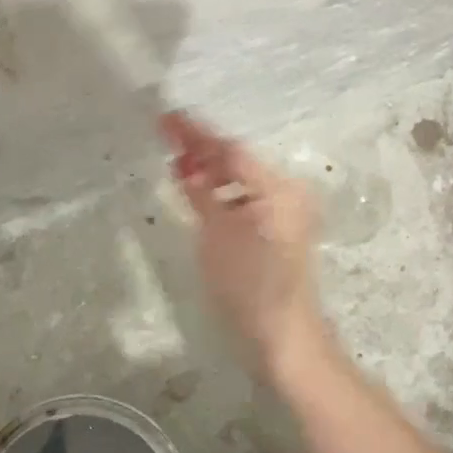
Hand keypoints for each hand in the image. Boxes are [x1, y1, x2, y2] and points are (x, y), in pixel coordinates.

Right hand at [159, 111, 324, 350]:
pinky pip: (247, 197)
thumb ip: (202, 192)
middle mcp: (287, 191)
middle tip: (165, 134)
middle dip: (202, 148)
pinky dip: (223, 192)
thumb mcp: (218, 234)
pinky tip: (199, 189)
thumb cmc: (250, 284)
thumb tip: (187, 161)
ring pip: (242, 178)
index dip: (196, 133)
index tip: (166, 117)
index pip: (231, 150)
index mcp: (278, 187)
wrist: (283, 334)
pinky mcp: (279, 229)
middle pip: (238, 160)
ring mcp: (286, 211)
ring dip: (211, 169)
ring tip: (176, 161)